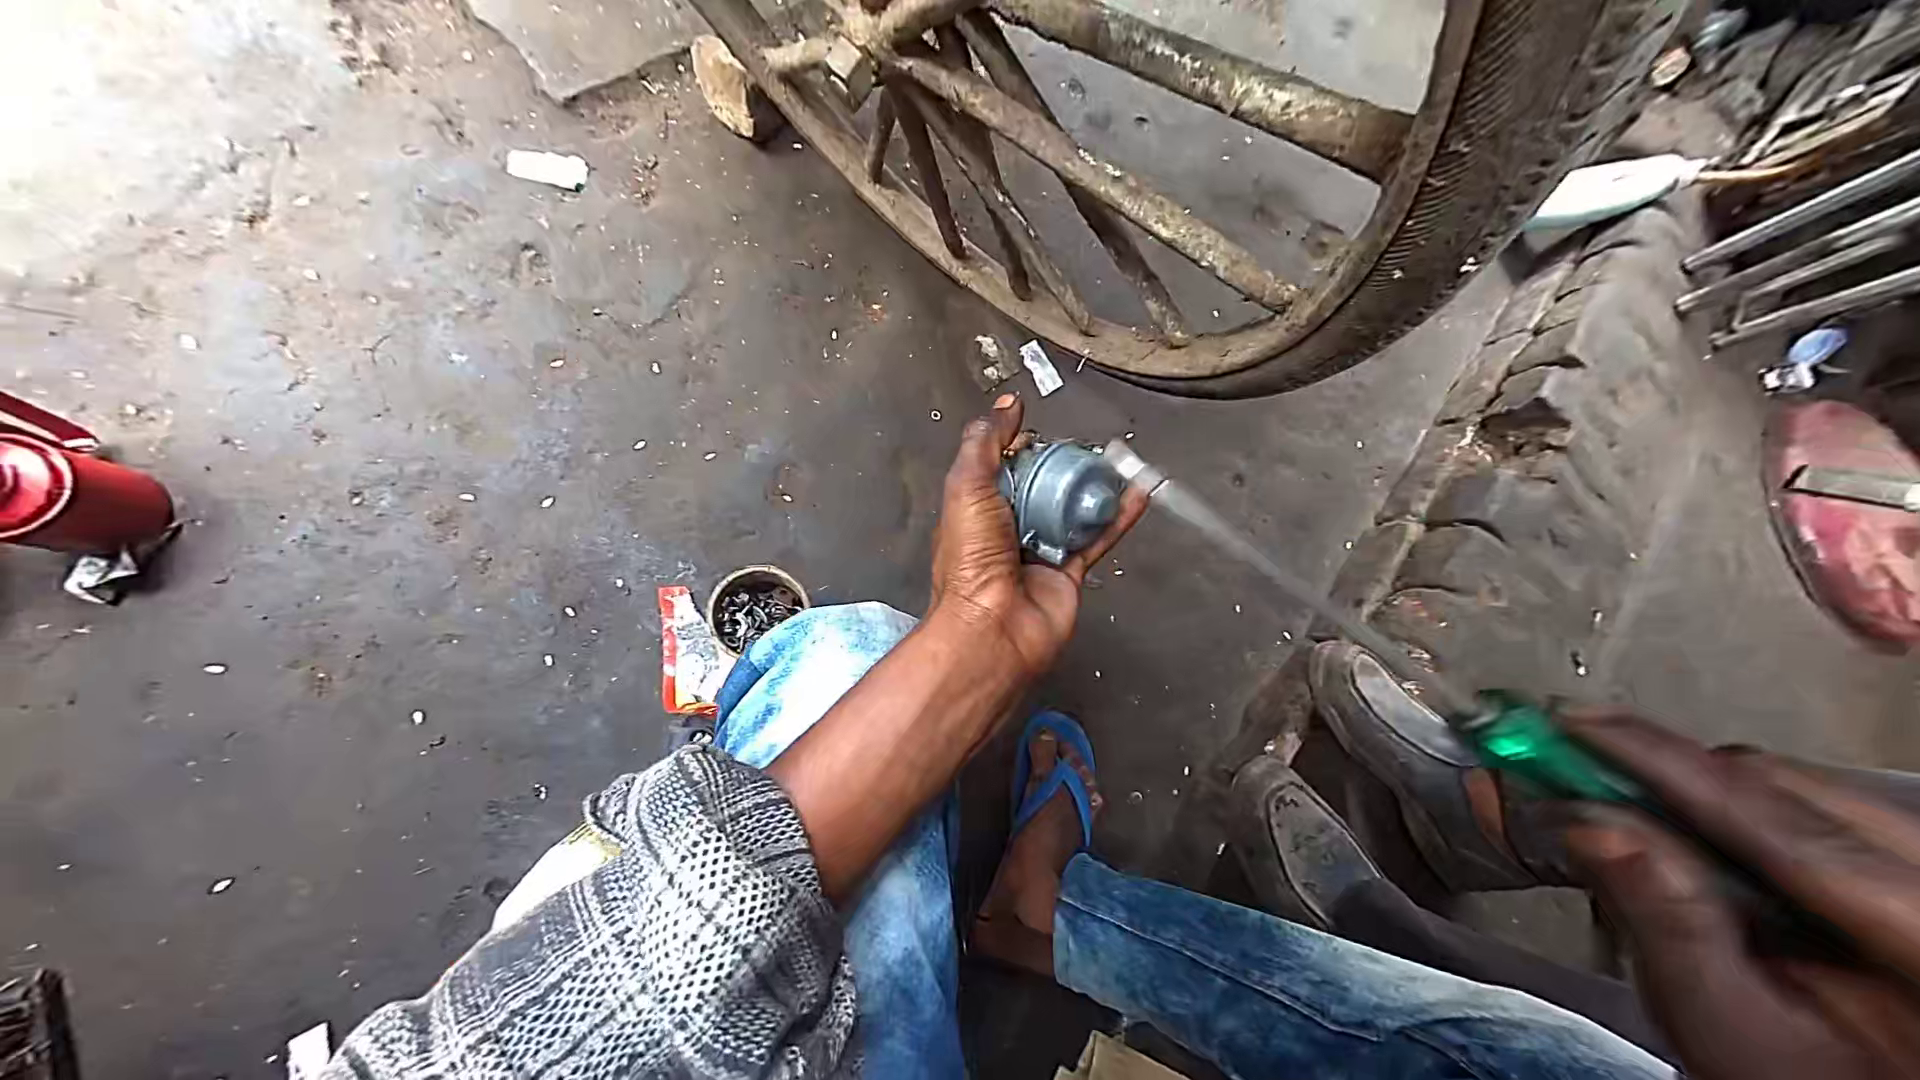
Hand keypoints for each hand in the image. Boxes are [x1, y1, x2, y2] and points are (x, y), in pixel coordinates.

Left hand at [928, 393, 1147, 678]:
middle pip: (1042, 487)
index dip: (1020, 446)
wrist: (992, 625)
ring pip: (1071, 511)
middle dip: (1062, 466)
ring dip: (1094, 487)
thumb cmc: (968, 563)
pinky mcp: (1067, 572)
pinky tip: (1133, 496)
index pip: (1002, 467)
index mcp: (977, 508)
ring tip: (1116, 462)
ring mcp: (1038, 550)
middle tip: (1084, 446)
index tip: (1039, 427)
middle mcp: (1007, 529)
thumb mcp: (967, 484)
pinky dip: (1117, 517)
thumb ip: (986, 442)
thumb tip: (1004, 408)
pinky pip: (1096, 538)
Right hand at [1561, 710, 1919, 1078]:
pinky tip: (1679, 825)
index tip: (1574, 721)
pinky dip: (1728, 805)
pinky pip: (1816, 810)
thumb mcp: (1719, 1020)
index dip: (1666, 765)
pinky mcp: (1903, 879)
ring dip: (1695, 787)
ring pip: (1804, 793)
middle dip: (1673, 771)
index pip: (1789, 831)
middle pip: (1798, 795)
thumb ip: (1662, 922)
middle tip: (1572, 757)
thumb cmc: (1788, 1077)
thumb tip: (1590, 827)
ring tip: (1617, 798)